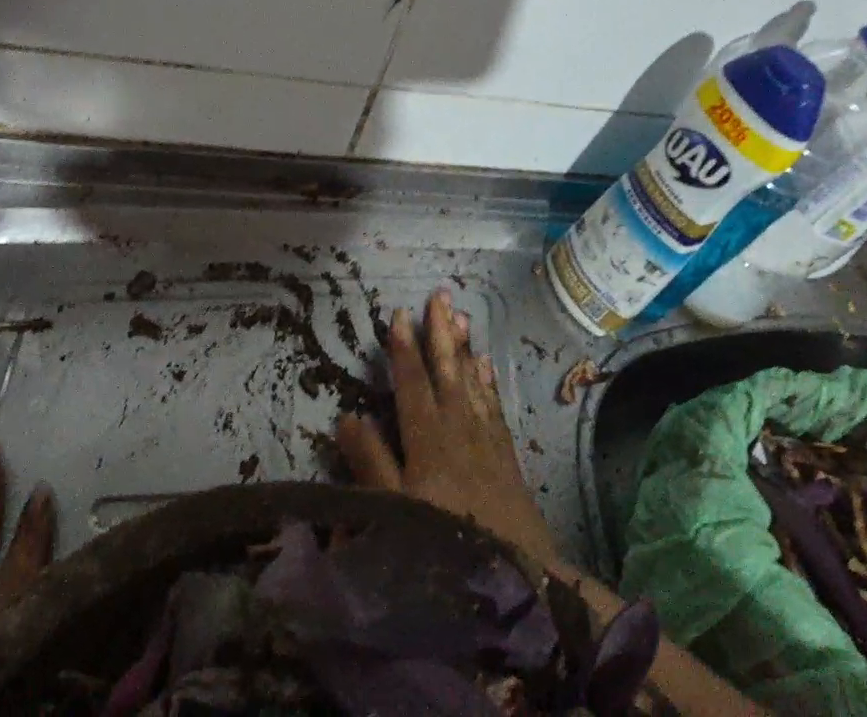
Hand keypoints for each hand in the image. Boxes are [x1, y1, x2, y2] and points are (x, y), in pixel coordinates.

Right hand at [338, 288, 760, 715]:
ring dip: (465, 348)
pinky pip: (494, 405)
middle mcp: (459, 427)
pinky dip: (488, 382)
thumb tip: (347, 415)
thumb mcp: (395, 507)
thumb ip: (371, 461)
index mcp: (428, 437)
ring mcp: (486, 439)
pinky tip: (486, 368)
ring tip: (462, 316)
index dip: (404, 348)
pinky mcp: (506, 455)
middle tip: (441, 294)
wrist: (519, 572)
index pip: (412, 382)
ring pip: (473, 381)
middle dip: (441, 332)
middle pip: (448, 371)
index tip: (400, 313)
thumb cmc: (446, 539)